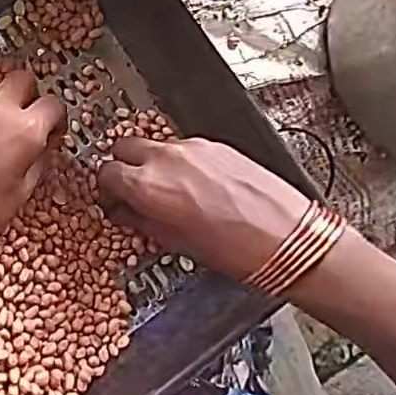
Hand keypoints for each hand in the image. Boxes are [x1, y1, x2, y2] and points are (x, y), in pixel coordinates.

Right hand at [98, 137, 310, 278]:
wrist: (290, 238)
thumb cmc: (236, 249)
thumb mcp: (176, 243)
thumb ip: (142, 221)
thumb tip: (126, 213)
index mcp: (147, 185)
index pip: (106, 172)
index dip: (106, 188)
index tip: (113, 199)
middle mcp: (165, 158)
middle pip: (124, 147)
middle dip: (123, 166)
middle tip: (132, 189)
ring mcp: (193, 147)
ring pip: (156, 146)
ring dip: (152, 163)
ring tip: (169, 191)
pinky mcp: (217, 145)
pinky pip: (185, 148)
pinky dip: (181, 162)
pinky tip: (197, 186)